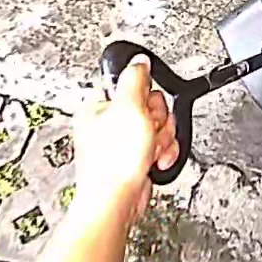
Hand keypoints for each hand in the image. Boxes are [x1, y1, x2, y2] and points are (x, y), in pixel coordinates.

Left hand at [73, 58, 178, 222]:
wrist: (115, 202)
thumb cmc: (113, 161)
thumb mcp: (129, 107)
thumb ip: (136, 78)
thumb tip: (138, 59)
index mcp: (99, 108)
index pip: (134, 85)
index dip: (147, 96)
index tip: (146, 107)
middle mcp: (108, 124)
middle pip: (151, 106)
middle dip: (158, 120)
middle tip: (148, 130)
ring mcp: (122, 143)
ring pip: (158, 126)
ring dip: (162, 138)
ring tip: (150, 150)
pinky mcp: (135, 159)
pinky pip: (160, 145)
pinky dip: (163, 152)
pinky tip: (154, 160)